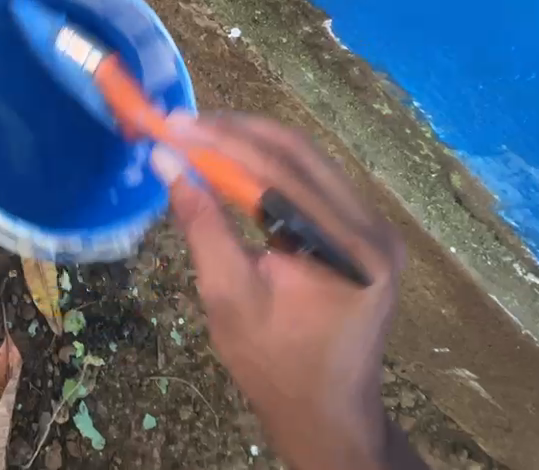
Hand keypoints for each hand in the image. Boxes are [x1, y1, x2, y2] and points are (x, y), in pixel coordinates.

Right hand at [160, 115, 406, 469]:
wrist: (328, 414)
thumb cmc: (275, 364)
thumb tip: (165, 160)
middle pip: (298, 152)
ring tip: (197, 136)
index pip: (279, 172)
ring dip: (248, 142)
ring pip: (304, 158)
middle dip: (234, 131)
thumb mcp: (228, 294)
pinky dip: (265, 164)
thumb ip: (201, 222)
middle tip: (181, 124)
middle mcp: (372, 228)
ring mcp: (372, 227)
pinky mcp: (359, 230)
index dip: (222, 141)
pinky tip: (229, 161)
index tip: (173, 126)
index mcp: (350, 249)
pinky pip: (309, 178)